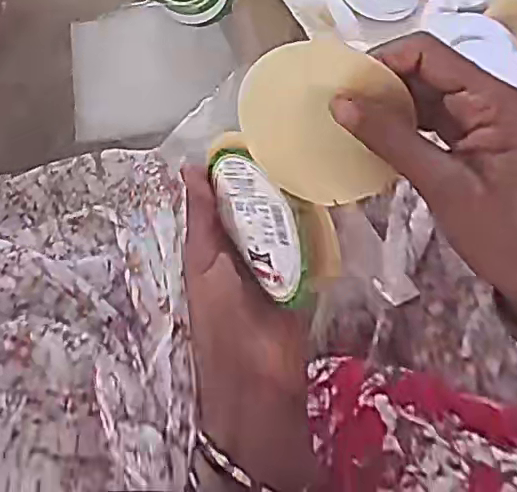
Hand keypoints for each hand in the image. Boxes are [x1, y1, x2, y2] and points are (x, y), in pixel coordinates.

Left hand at [183, 166, 318, 489]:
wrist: (259, 384)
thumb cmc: (221, 322)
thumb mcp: (204, 263)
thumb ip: (201, 217)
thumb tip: (190, 166)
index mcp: (217, 238)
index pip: (227, 191)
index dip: (239, 164)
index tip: (258, 131)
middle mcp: (247, 242)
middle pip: (260, 200)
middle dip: (272, 174)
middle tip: (293, 139)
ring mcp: (278, 256)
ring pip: (286, 216)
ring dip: (295, 194)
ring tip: (312, 156)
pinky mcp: (306, 271)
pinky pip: (311, 239)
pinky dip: (316, 220)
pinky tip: (326, 193)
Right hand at [331, 33, 516, 331]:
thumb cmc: (504, 236)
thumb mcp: (443, 186)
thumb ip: (391, 139)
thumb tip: (341, 103)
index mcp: (495, 100)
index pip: (430, 54)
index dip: (386, 59)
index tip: (350, 82)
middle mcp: (492, 99)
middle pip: (428, 69)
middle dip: (385, 81)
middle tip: (345, 101)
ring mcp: (486, 119)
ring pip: (428, 92)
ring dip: (392, 102)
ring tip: (354, 117)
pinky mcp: (477, 139)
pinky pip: (434, 117)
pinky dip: (405, 122)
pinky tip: (379, 135)